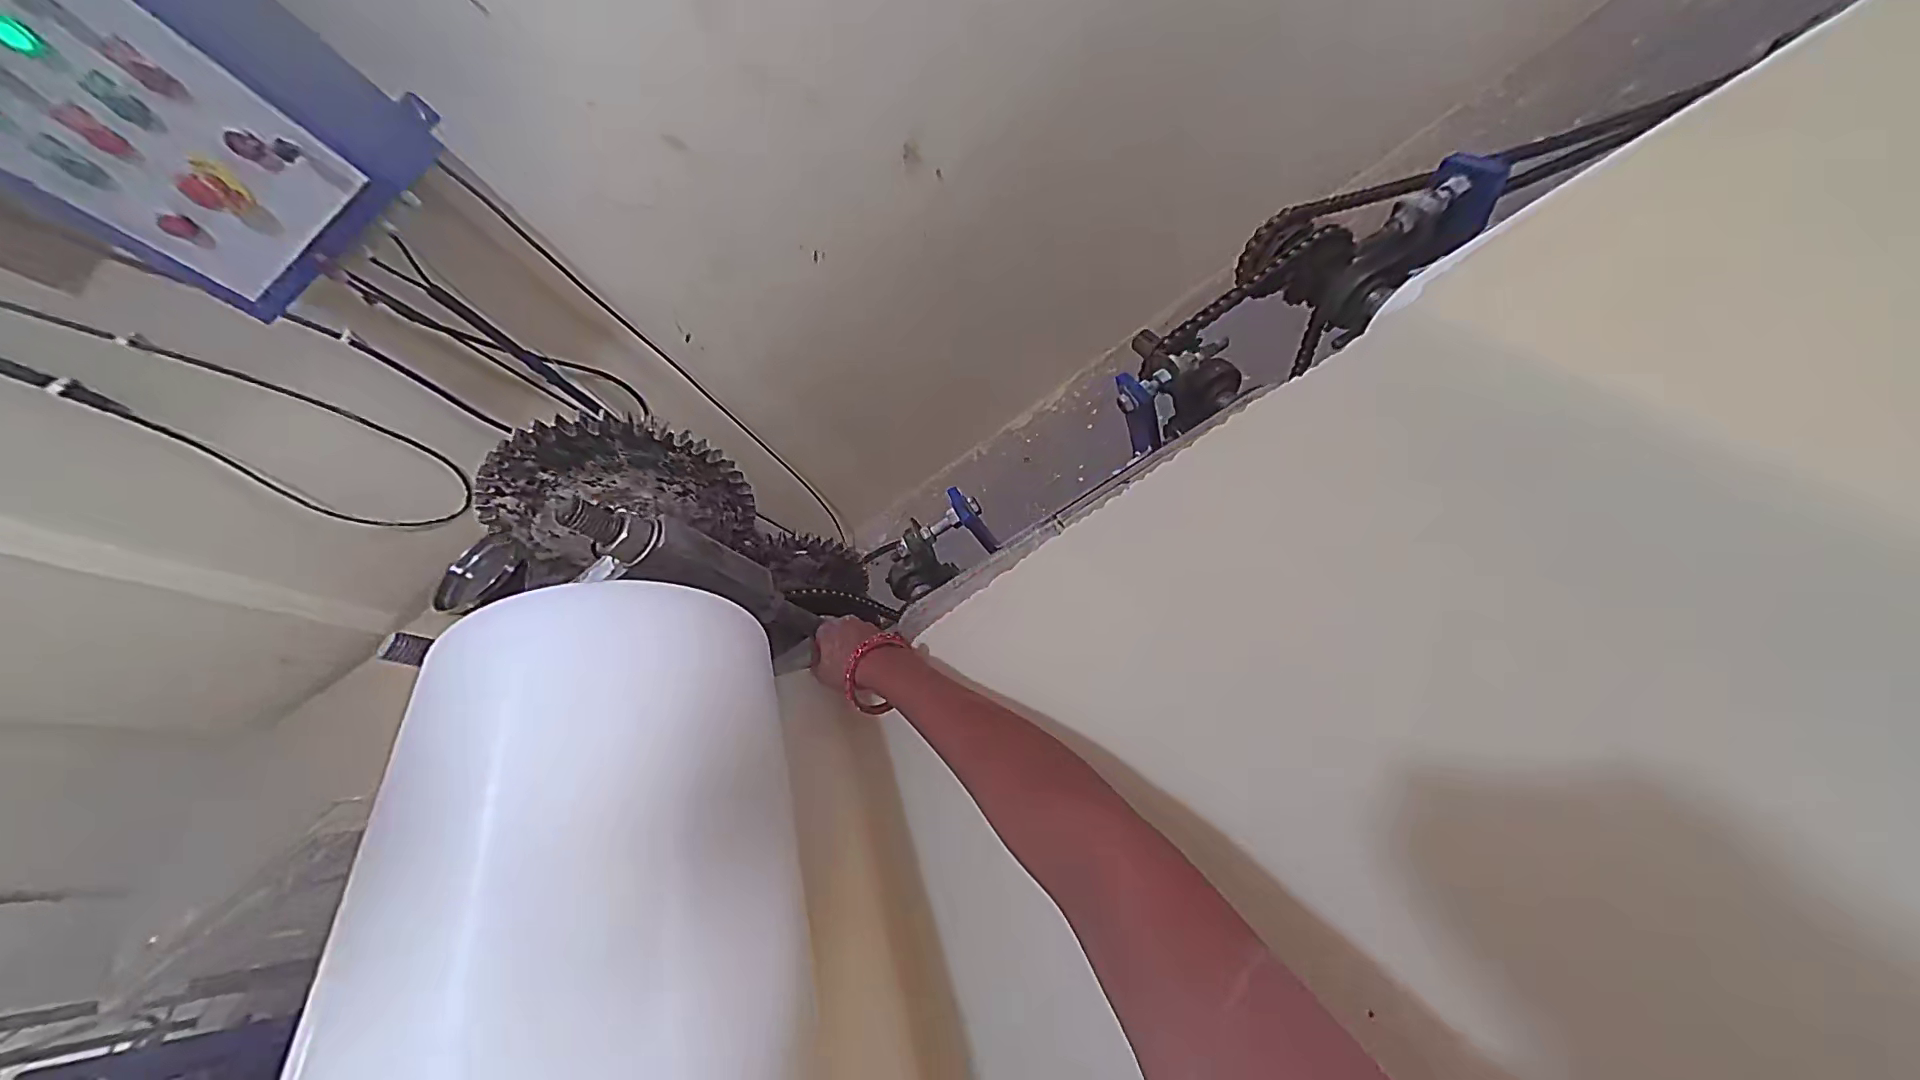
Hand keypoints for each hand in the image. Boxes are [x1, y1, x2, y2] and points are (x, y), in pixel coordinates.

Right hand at [810, 616, 882, 690]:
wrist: (880, 666)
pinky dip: (869, 647)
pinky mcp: (880, 630)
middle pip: (838, 633)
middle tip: (841, 664)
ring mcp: (864, 624)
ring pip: (855, 634)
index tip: (822, 661)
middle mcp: (845, 621)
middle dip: (839, 645)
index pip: (818, 636)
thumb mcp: (822, 675)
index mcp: (825, 628)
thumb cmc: (849, 668)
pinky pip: (870, 639)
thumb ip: (816, 666)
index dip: (820, 650)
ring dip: (855, 645)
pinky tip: (870, 662)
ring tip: (857, 665)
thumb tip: (817, 665)